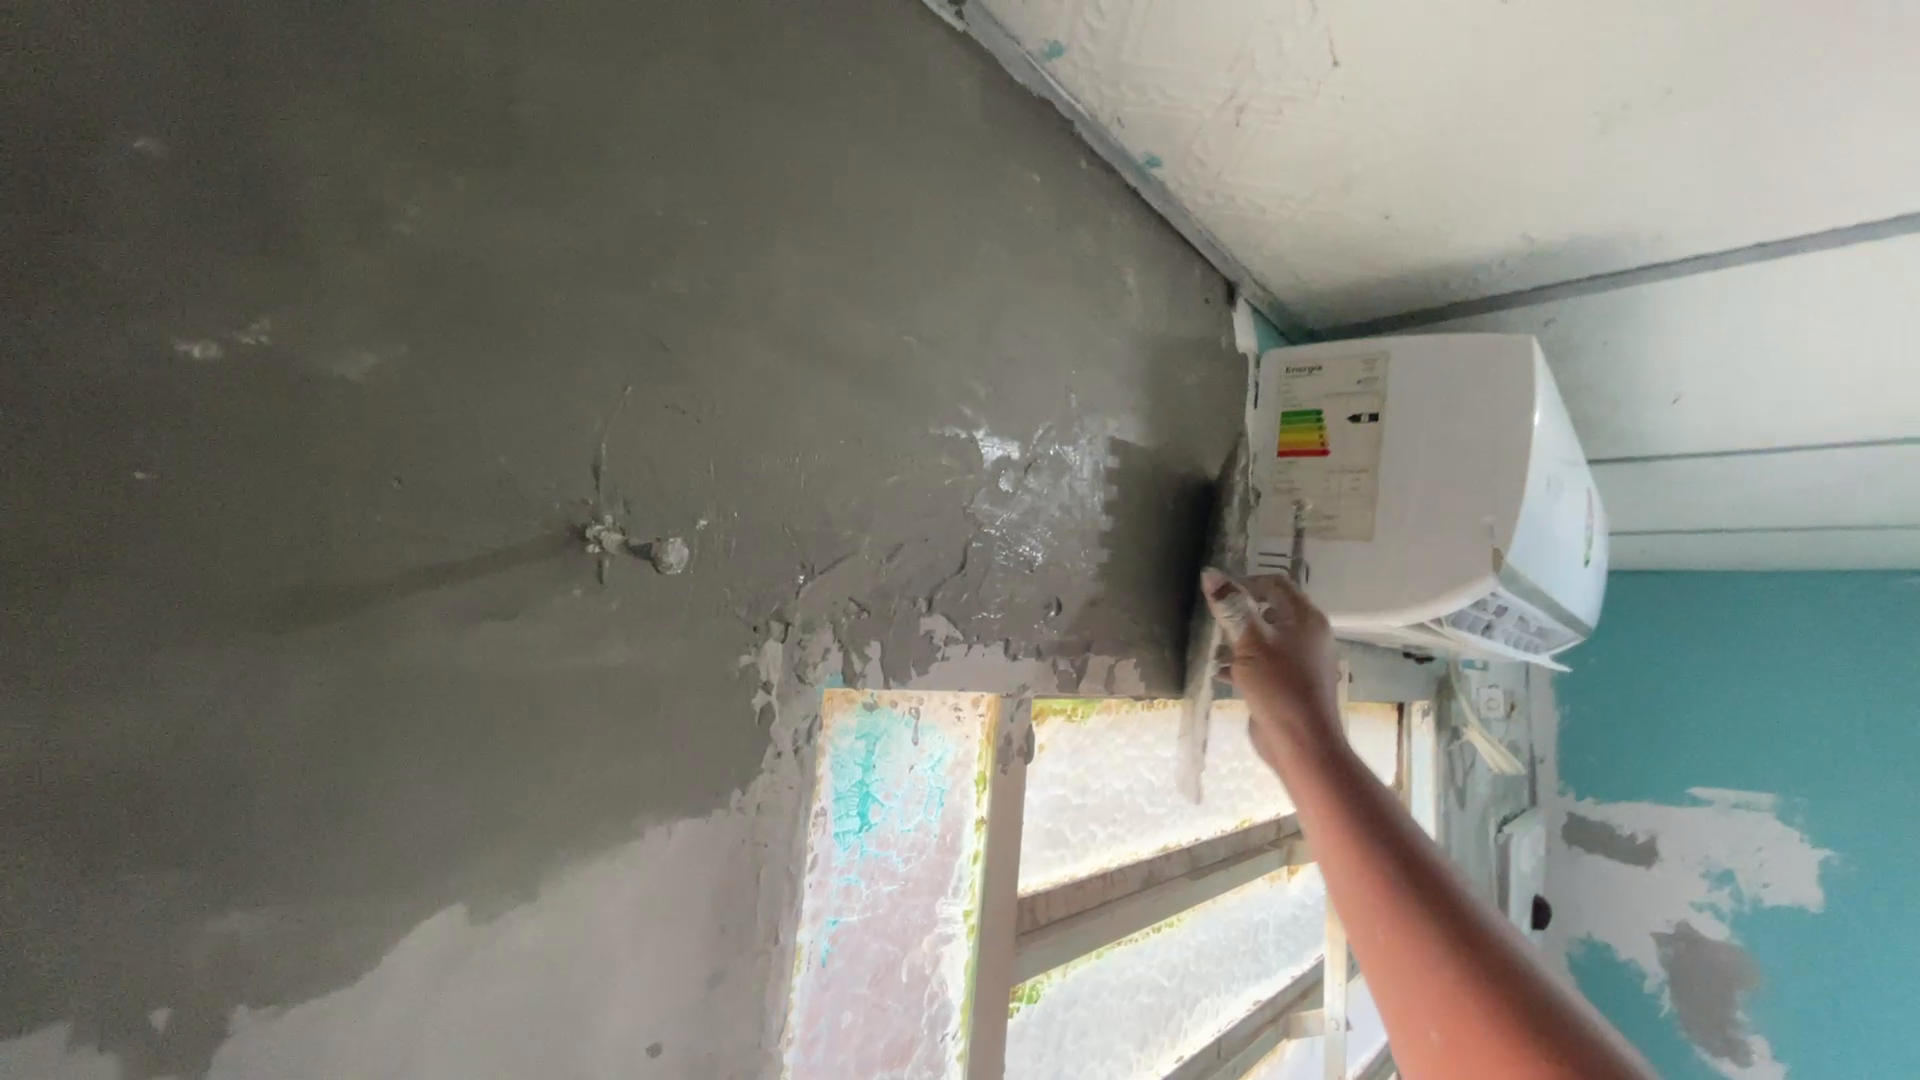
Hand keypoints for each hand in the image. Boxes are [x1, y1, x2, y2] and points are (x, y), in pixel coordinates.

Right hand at [1201, 568, 1343, 773]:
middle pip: (1271, 610)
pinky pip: (1265, 662)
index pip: (1275, 584)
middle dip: (1240, 612)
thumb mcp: (1249, 642)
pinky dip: (1243, 661)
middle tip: (1214, 618)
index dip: (1245, 582)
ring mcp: (1302, 660)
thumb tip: (1210, 573)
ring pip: (1266, 637)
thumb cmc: (1278, 686)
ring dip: (1239, 638)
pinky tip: (1219, 672)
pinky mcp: (1291, 682)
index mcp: (1305, 618)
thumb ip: (1231, 607)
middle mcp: (1308, 634)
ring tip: (1212, 645)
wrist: (1302, 742)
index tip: (1217, 594)